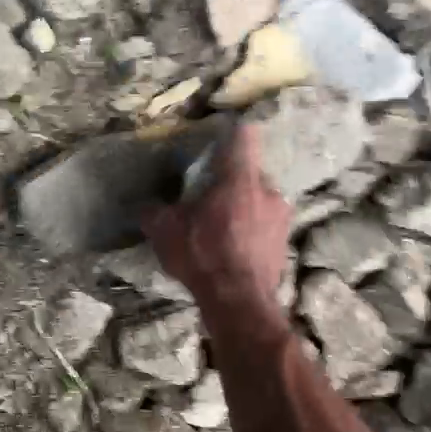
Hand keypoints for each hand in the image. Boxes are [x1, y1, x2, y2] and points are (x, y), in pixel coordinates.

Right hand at [143, 124, 291, 319]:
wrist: (239, 299)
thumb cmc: (201, 254)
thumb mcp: (163, 230)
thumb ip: (153, 210)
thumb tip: (146, 203)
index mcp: (238, 179)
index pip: (244, 137)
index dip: (232, 131)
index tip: (219, 135)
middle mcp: (267, 189)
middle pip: (248, 171)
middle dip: (229, 181)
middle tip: (207, 197)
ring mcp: (282, 214)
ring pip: (258, 197)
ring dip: (240, 205)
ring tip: (219, 226)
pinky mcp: (285, 238)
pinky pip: (264, 221)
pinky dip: (249, 227)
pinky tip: (231, 246)